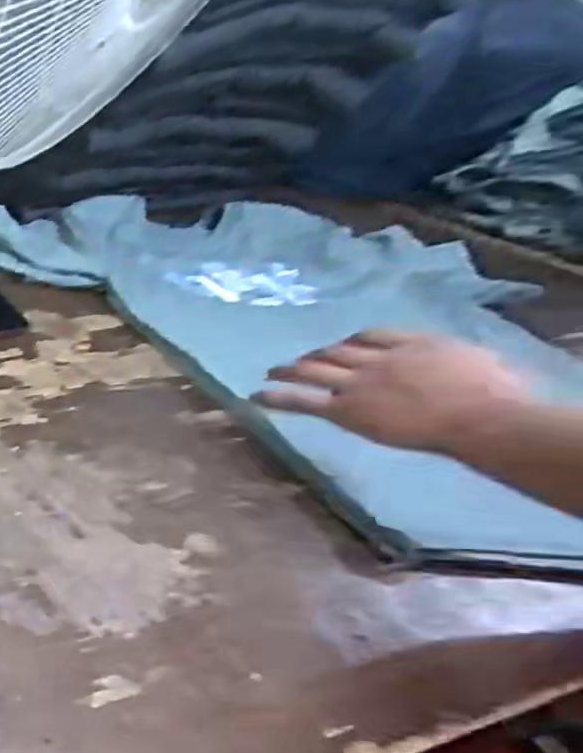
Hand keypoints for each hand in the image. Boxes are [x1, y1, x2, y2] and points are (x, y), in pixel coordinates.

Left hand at [253, 330, 531, 453]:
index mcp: (414, 344)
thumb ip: (447, 357)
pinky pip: (300, 401)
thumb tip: (442, 361)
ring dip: (286, 370)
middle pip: (334, 351)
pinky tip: (255, 396)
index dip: (350, 340)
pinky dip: (274, 397)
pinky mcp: (343, 409)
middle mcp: (378, 360)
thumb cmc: (497, 394)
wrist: (481, 417)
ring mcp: (356, 384)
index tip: (341, 345)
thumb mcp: (478, 359)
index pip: (371, 335)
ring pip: (310, 371)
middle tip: (300, 360)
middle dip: (314, 355)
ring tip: (271, 372)